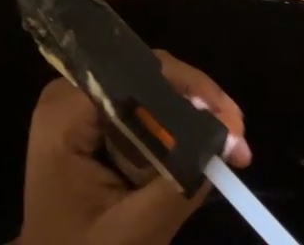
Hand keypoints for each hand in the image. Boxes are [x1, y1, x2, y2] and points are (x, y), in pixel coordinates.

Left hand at [17, 52, 251, 244]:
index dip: (190, 89)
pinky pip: (138, 111)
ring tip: (228, 149)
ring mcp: (77, 105)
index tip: (231, 122)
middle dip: (196, 104)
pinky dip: (170, 132)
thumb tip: (230, 141)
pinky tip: (197, 154)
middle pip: (145, 76)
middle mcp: (68, 94)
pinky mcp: (88, 122)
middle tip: (238, 139)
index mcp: (66, 112)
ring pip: (147, 92)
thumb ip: (180, 182)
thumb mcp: (133, 230)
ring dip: (189, 119)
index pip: (138, 73)